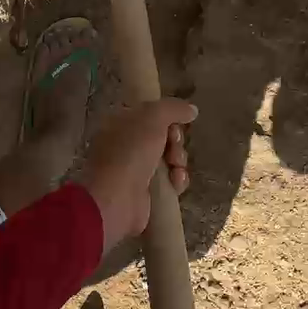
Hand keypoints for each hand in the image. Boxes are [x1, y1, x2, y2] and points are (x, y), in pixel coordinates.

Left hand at [78, 98, 195, 252]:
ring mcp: (136, 171)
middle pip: (163, 136)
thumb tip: (191, 110)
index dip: (167, 117)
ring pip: (169, 158)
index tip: (174, 123)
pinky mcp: (147, 194)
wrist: (115, 200)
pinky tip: (176, 182)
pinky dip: (177, 180)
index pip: (150, 114)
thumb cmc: (130, 151)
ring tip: (175, 167)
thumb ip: (174, 108)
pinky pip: (170, 181)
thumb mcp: (152, 117)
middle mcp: (127, 146)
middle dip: (175, 140)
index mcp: (120, 124)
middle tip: (173, 146)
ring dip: (179, 160)